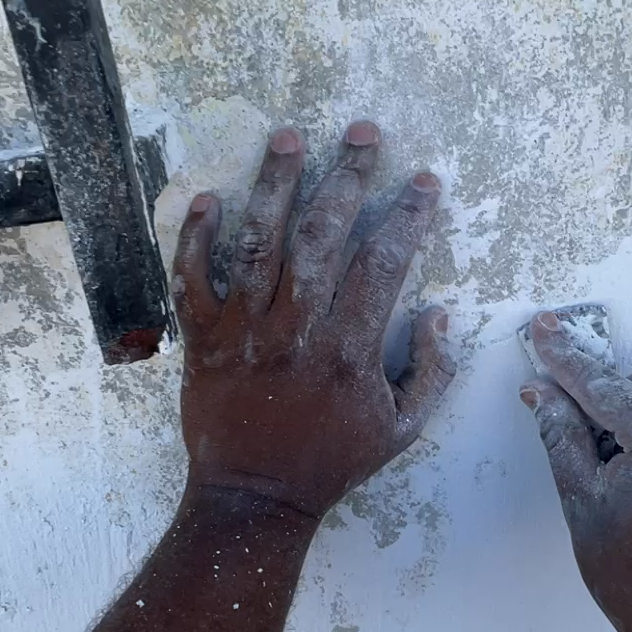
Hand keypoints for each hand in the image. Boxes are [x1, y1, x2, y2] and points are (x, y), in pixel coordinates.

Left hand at [173, 123, 455, 518]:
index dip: (407, 218)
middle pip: (322, 239)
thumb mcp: (402, 431)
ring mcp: (243, 334)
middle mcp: (296, 333)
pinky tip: (208, 199)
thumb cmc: (331, 461)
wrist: (255, 498)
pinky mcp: (203, 342)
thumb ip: (432, 372)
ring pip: (258, 246)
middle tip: (362, 132)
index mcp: (350, 353)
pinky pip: (191, 282)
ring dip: (274, 187)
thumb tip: (440, 313)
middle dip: (347, 179)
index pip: (384, 266)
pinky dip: (195, 240)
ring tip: (288, 138)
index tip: (423, 182)